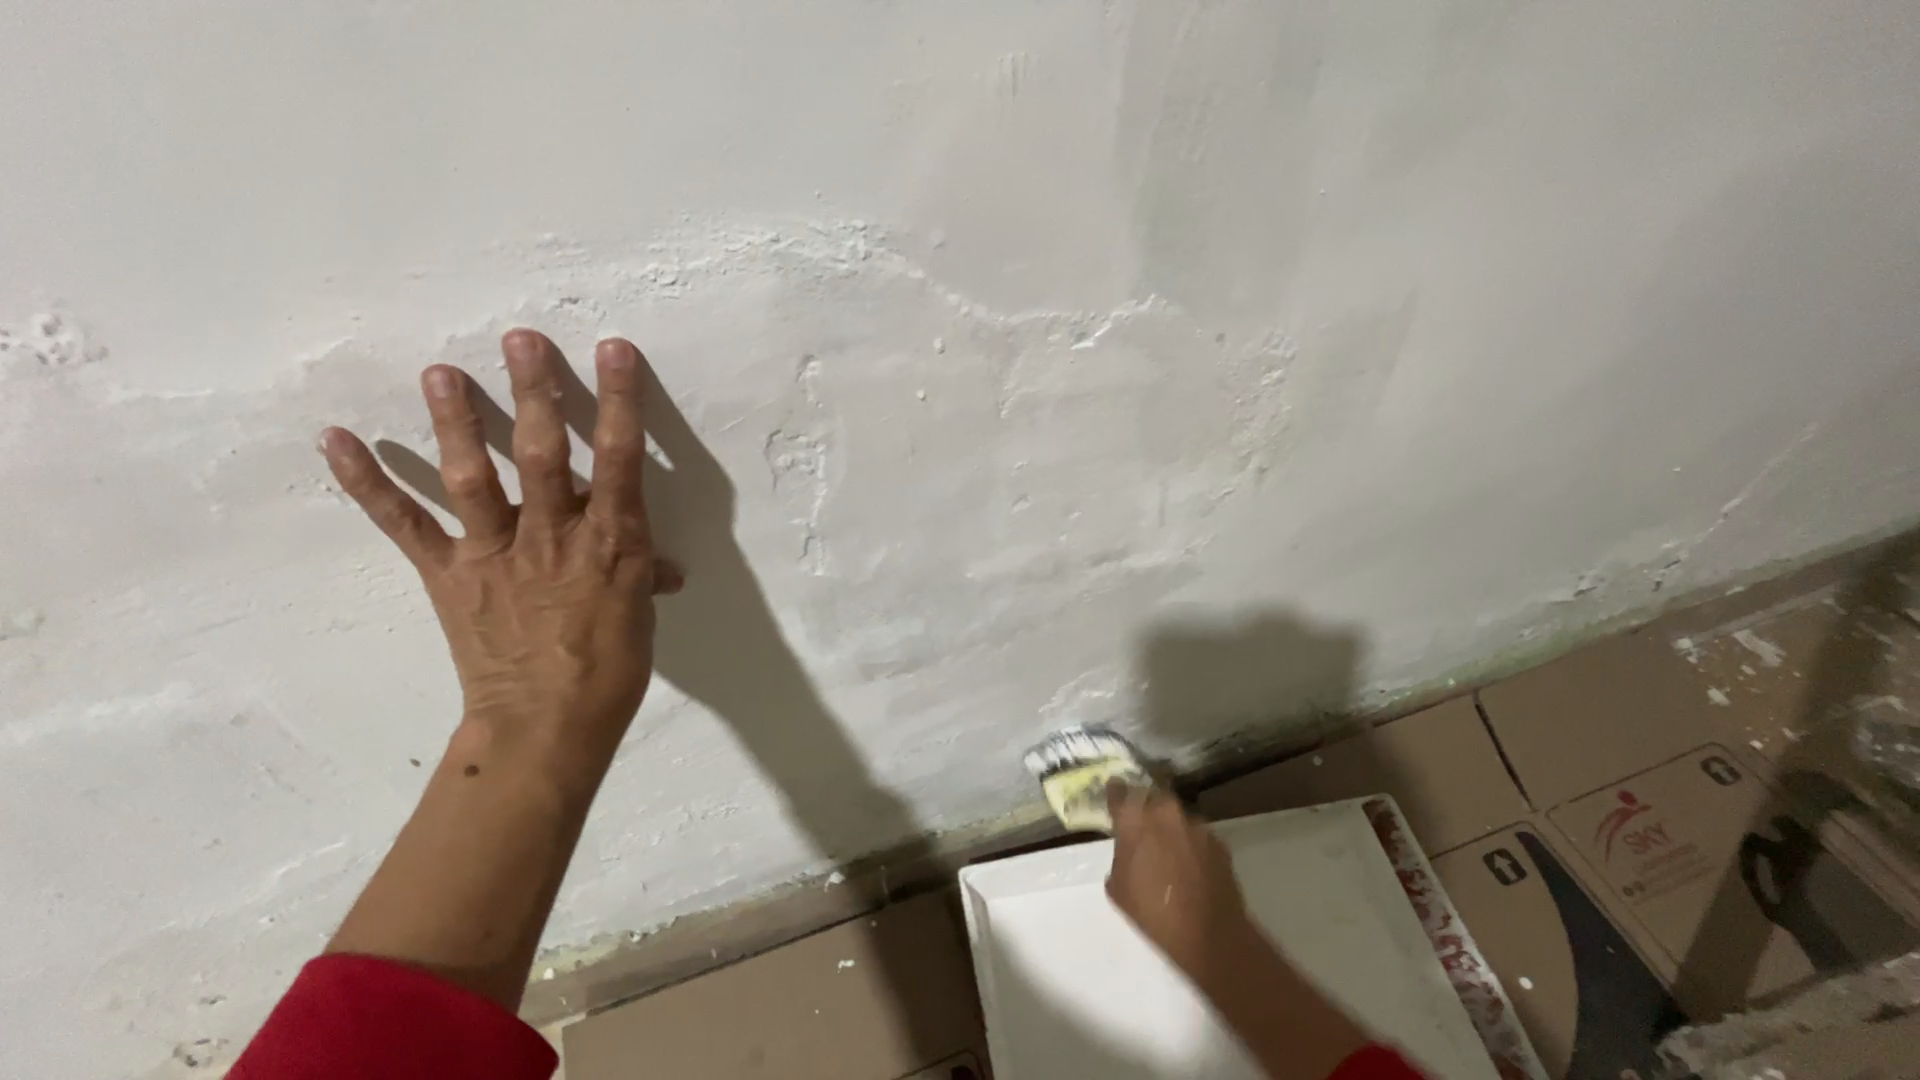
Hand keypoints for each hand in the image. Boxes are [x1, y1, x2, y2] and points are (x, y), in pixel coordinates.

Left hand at [319, 329, 682, 764]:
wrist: (547, 727)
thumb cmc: (610, 671)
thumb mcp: (640, 616)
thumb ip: (644, 576)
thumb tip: (662, 566)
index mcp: (611, 544)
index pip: (617, 461)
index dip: (617, 403)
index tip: (612, 352)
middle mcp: (553, 538)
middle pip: (542, 454)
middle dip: (534, 393)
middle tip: (520, 339)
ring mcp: (495, 554)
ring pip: (474, 478)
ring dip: (455, 423)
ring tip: (440, 372)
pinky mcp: (448, 576)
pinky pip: (405, 525)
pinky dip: (368, 483)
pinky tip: (337, 440)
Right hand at [1106, 783, 1252, 982]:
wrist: (1208, 934)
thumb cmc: (1152, 912)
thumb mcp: (1117, 887)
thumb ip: (1121, 855)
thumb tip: (1129, 850)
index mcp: (1135, 818)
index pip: (1119, 790)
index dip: (1115, 792)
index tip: (1113, 795)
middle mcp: (1166, 811)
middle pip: (1151, 798)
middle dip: (1145, 809)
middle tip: (1142, 828)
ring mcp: (1196, 825)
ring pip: (1177, 817)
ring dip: (1170, 828)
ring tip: (1169, 852)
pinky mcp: (1218, 841)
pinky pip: (1197, 836)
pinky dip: (1191, 845)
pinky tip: (1191, 867)